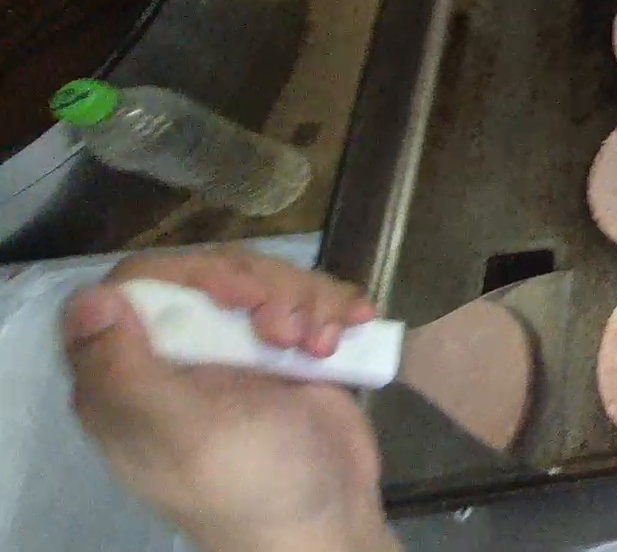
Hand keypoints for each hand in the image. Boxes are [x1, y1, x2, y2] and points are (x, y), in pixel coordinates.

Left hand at [63, 247, 399, 551]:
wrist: (326, 511)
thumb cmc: (245, 479)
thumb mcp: (183, 430)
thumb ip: (130, 371)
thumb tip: (93, 300)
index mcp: (136, 374)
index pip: (143, 285)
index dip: (195, 274)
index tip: (242, 298)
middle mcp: (188, 354)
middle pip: (224, 271)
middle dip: (273, 289)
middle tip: (289, 333)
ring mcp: (248, 350)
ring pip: (280, 280)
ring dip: (315, 302)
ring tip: (325, 346)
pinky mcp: (300, 349)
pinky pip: (323, 299)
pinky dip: (345, 306)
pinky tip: (357, 327)